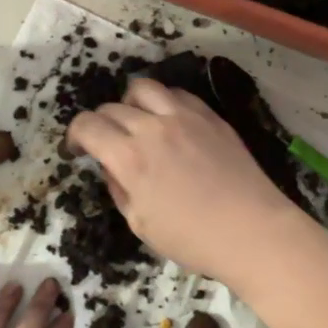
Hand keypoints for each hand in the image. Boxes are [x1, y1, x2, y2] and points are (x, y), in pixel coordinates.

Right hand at [66, 77, 302, 281]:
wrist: (253, 231)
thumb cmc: (193, 239)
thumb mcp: (141, 224)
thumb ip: (119, 188)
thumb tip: (110, 166)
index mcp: (130, 158)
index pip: (87, 126)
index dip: (74, 135)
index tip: (77, 149)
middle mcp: (153, 127)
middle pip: (112, 107)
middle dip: (100, 124)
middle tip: (107, 143)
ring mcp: (185, 116)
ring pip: (143, 88)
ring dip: (130, 103)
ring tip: (137, 123)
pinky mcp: (210, 116)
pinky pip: (177, 94)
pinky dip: (163, 103)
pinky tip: (169, 122)